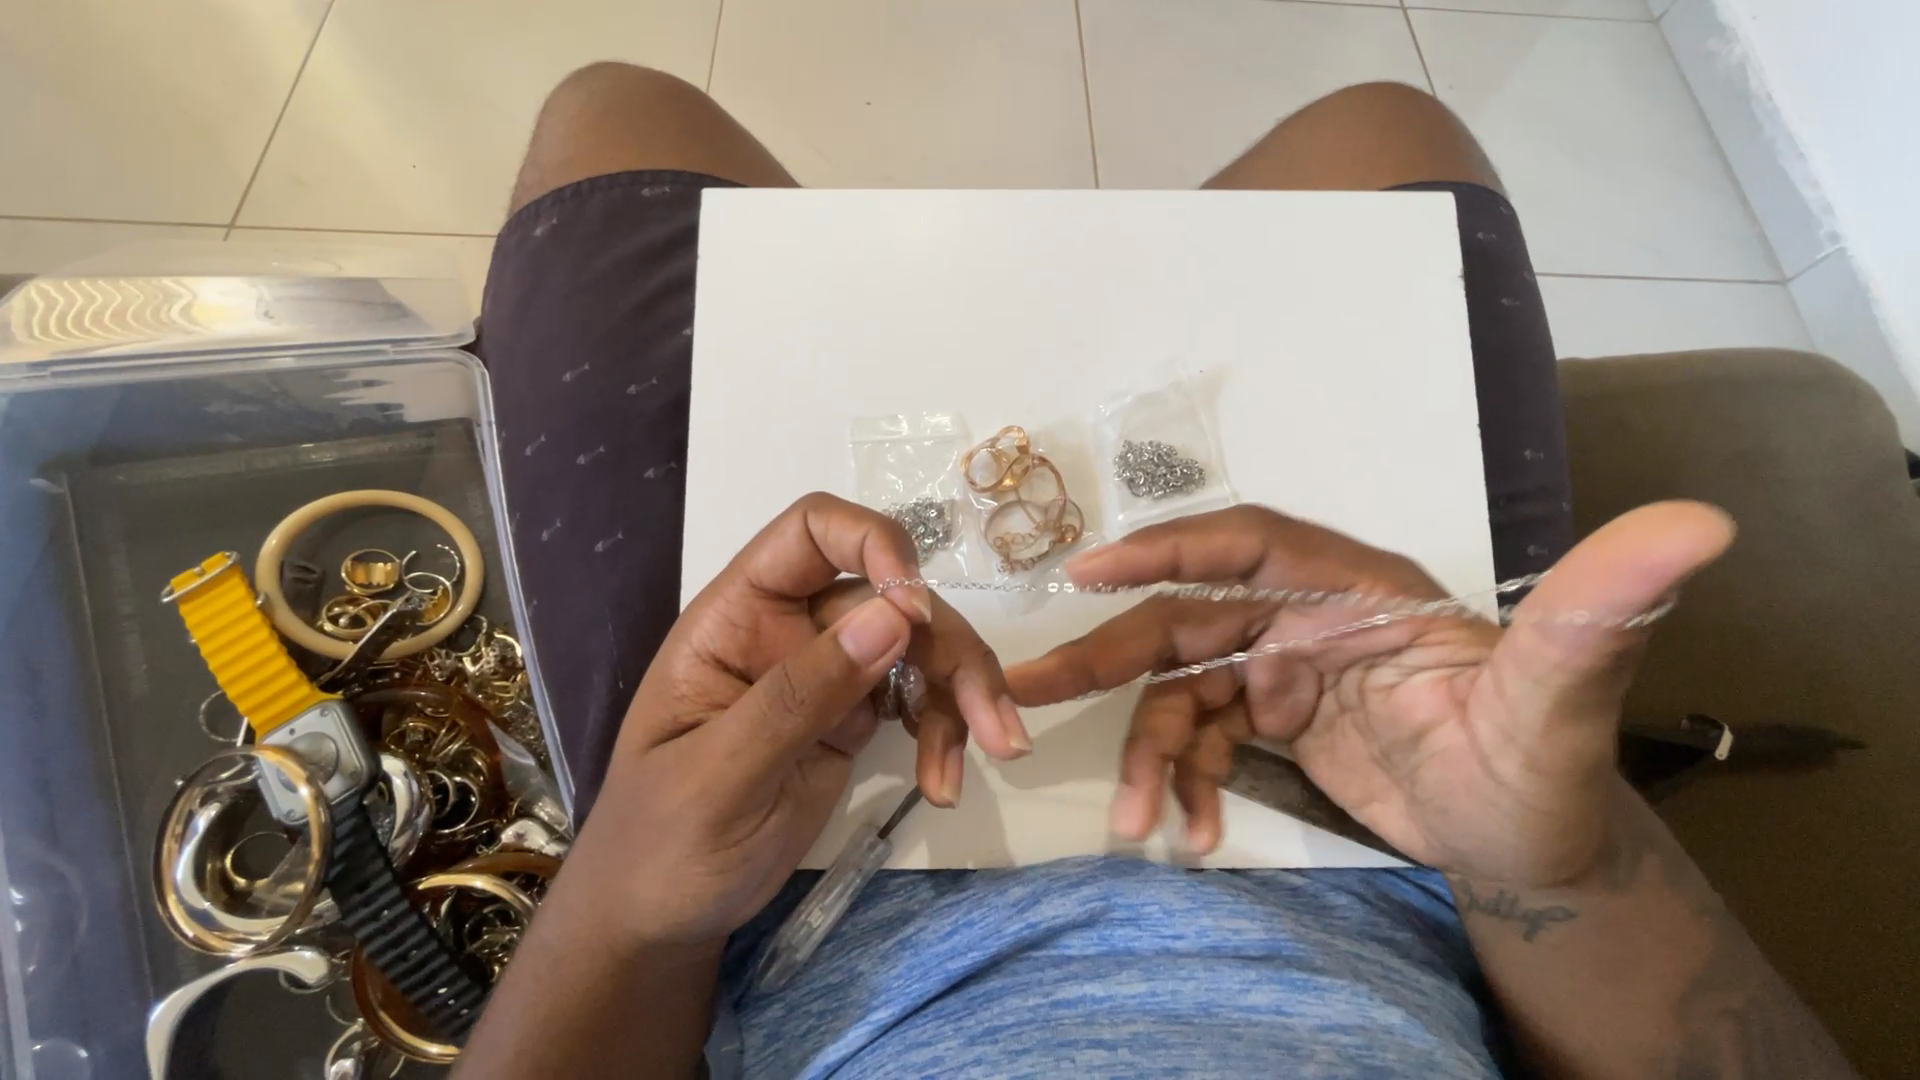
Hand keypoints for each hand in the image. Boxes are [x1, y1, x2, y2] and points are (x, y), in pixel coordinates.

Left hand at [566, 493, 1025, 948]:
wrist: (665, 915)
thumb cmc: (662, 844)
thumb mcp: (721, 775)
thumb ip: (800, 695)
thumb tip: (894, 615)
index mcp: (738, 617)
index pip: (811, 532)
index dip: (873, 544)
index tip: (915, 610)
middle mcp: (790, 630)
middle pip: (889, 596)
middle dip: (948, 646)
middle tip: (988, 720)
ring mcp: (828, 673)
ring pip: (918, 645)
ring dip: (964, 691)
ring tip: (998, 753)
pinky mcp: (856, 717)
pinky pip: (919, 698)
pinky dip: (947, 731)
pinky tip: (944, 783)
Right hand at [1006, 502, 1732, 886]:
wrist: (1522, 850)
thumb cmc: (1537, 769)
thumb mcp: (1560, 705)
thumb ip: (1593, 621)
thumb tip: (1692, 528)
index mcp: (1349, 589)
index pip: (1244, 545)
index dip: (1165, 548)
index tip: (1088, 572)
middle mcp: (1297, 618)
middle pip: (1179, 623)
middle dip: (1103, 658)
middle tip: (1025, 692)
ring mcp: (1273, 671)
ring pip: (1175, 692)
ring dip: (1142, 752)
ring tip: (1130, 821)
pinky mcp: (1263, 720)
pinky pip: (1195, 740)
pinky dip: (1179, 782)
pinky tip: (1184, 831)